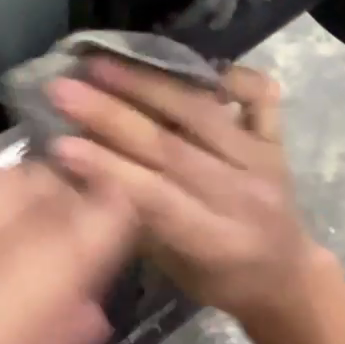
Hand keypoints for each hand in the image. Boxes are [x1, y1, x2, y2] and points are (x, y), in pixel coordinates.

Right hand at [46, 60, 329, 328]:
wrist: (286, 277)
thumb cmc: (218, 280)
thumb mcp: (173, 270)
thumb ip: (137, 221)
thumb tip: (81, 173)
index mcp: (215, 240)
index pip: (154, 196)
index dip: (106, 168)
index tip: (59, 144)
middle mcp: (243, 194)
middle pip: (171, 147)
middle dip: (110, 115)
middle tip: (62, 89)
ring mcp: (264, 160)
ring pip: (201, 112)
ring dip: (145, 84)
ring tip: (98, 64)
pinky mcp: (278, 138)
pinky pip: (261, 94)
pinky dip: (230, 73)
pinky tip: (189, 62)